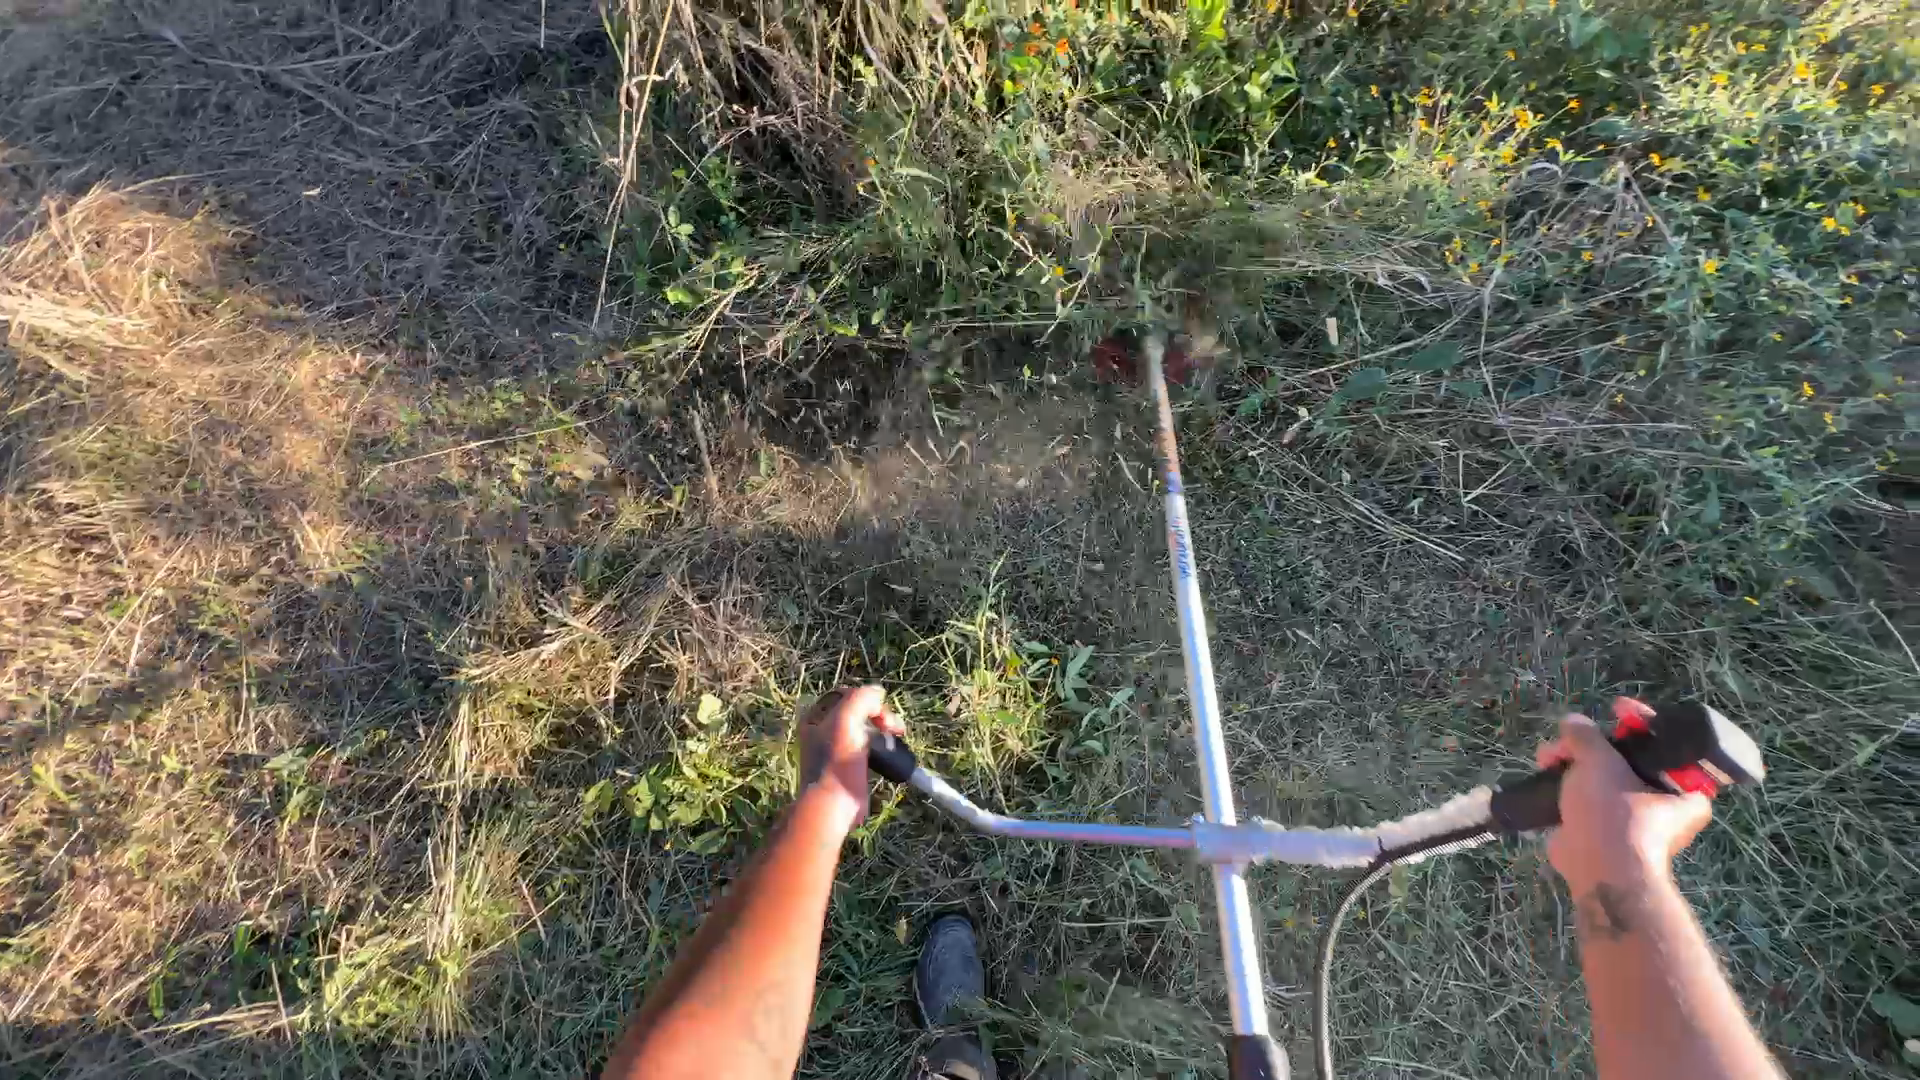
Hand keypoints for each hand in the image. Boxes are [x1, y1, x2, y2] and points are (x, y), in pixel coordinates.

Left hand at [797, 685, 903, 830]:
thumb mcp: (844, 721)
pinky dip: (883, 742)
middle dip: (879, 713)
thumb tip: (877, 692)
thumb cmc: (835, 762)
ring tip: (897, 734)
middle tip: (893, 727)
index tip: (879, 714)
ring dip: (884, 726)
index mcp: (815, 717)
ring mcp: (838, 747)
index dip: (866, 699)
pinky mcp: (852, 763)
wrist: (832, 805)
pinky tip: (891, 749)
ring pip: (867, 726)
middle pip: (858, 709)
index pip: (846, 694)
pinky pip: (871, 744)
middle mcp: (824, 729)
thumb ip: (860, 699)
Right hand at [1536, 699, 1711, 895]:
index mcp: (1684, 790)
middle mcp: (1662, 802)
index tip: (1616, 708)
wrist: (1598, 866)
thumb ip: (1587, 737)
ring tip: (1546, 760)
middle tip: (1565, 743)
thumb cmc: (1614, 814)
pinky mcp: (1602, 825)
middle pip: (1624, 757)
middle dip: (1587, 744)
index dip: (1642, 721)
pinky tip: (1546, 775)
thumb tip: (1573, 721)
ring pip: (1599, 773)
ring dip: (1570, 760)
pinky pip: (1585, 792)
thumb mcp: (1601, 765)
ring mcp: (1630, 815)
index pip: (1668, 744)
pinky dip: (1566, 782)